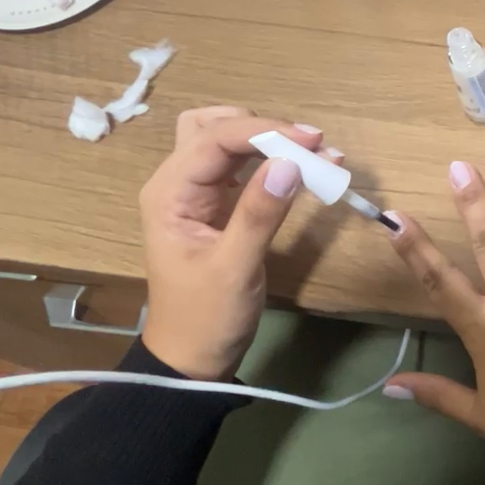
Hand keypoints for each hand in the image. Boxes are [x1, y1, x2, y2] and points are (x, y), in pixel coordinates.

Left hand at [138, 107, 330, 380]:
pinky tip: (301, 169)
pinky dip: (271, 162)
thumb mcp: (235, 268)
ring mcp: (197, 196)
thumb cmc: (207, 316)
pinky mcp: (218, 209)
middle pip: (215, 128)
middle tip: (313, 144)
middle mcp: (179, 184)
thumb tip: (290, 164)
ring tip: (314, 152)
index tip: (313, 140)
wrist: (193, 356)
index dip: (265, 131)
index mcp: (170, 193)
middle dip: (264, 128)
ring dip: (269, 141)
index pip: (215, 139)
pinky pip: (241, 170)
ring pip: (228, 144)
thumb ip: (259, 213)